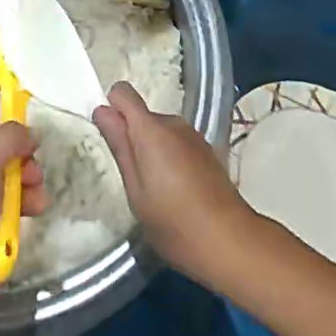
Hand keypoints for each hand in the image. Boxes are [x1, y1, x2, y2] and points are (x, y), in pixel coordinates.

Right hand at [92, 81, 253, 284]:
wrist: (232, 243)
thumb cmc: (174, 222)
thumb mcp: (136, 190)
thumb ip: (119, 145)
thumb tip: (102, 110)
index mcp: (151, 129)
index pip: (122, 93)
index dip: (112, 108)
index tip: (112, 138)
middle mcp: (173, 123)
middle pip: (142, 115)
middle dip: (133, 137)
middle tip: (135, 178)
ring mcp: (194, 136)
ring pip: (161, 130)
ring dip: (154, 149)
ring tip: (158, 189)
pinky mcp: (209, 151)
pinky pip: (178, 142)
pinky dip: (172, 158)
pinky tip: (179, 191)